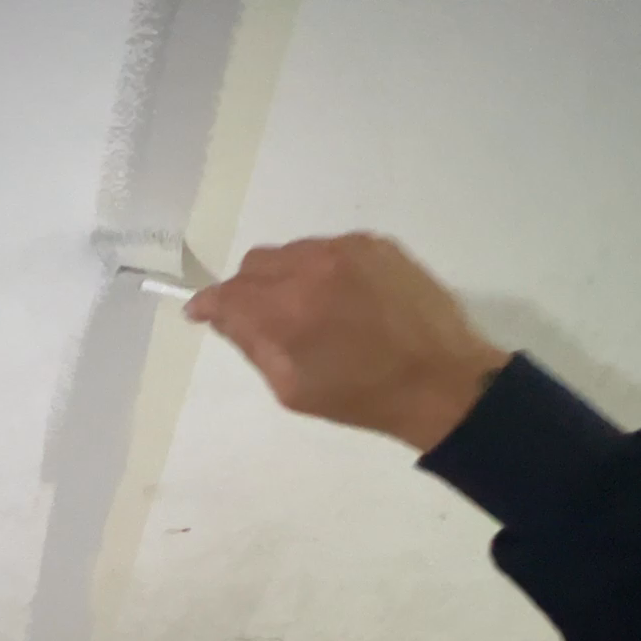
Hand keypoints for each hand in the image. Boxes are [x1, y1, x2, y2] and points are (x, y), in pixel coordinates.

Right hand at [185, 234, 510, 451]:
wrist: (440, 381)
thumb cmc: (360, 397)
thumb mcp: (291, 388)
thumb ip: (251, 345)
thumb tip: (221, 315)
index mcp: (287, 311)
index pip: (228, 295)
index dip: (208, 305)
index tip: (199, 314)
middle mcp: (312, 267)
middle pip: (254, 264)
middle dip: (247, 291)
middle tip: (262, 321)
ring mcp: (347, 249)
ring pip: (291, 252)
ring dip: (284, 278)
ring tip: (309, 311)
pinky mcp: (377, 243)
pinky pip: (328, 248)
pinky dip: (320, 270)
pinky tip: (341, 300)